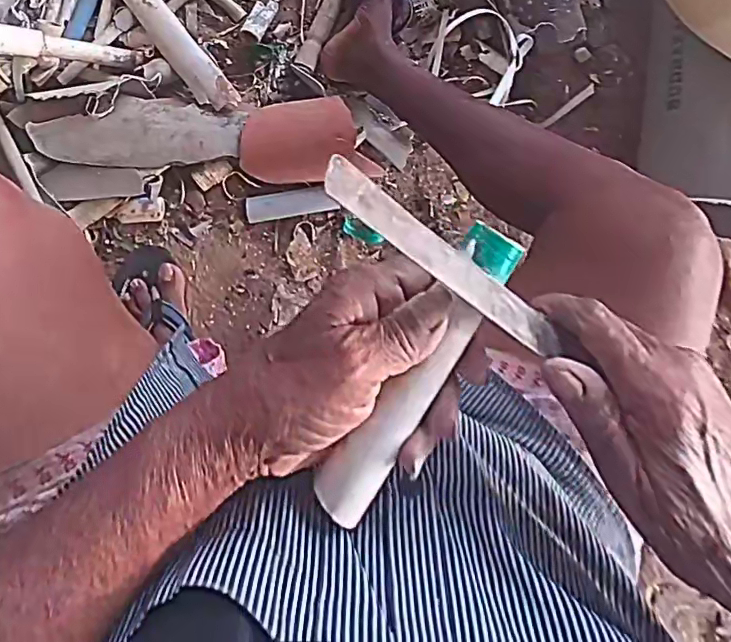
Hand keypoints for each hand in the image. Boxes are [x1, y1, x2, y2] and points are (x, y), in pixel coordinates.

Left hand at [223, 256, 452, 476]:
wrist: (250, 440)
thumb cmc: (291, 391)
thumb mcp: (356, 360)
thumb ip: (406, 333)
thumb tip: (449, 303)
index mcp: (366, 293)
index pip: (427, 279)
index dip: (459, 302)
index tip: (479, 335)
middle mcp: (374, 318)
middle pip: (436, 332)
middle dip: (447, 373)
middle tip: (455, 399)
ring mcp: (375, 356)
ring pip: (427, 374)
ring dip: (432, 410)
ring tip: (421, 441)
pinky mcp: (373, 390)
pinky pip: (410, 402)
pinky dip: (415, 426)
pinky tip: (407, 451)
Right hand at [537, 295, 730, 641]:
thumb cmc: (702, 528)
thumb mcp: (629, 480)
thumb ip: (593, 414)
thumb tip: (557, 367)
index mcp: (658, 387)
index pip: (597, 320)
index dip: (559, 308)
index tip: (534, 311)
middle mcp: (681, 367)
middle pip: (611, 325)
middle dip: (571, 333)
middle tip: (542, 356)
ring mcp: (696, 372)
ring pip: (629, 339)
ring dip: (595, 349)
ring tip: (575, 384)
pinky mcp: (702, 382)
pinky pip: (649, 354)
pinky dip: (620, 362)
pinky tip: (612, 395)